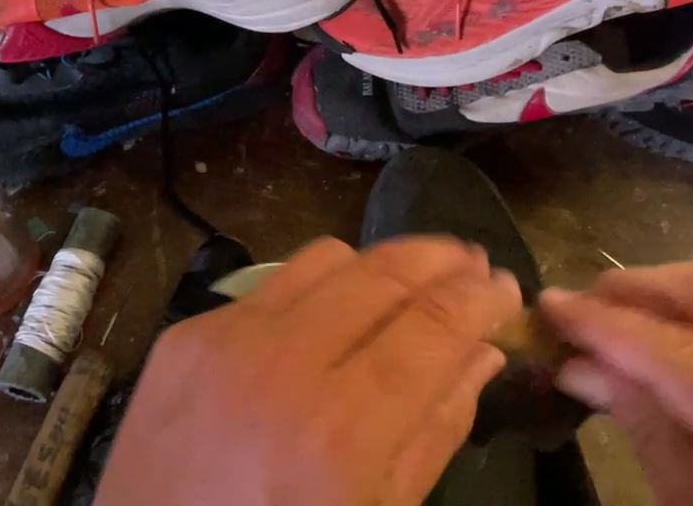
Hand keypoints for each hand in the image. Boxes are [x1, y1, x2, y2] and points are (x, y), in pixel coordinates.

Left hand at [94, 236, 522, 505]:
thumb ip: (437, 429)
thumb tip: (482, 350)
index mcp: (339, 435)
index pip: (434, 326)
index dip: (481, 296)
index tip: (506, 287)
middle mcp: (281, 367)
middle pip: (385, 272)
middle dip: (441, 258)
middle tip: (472, 264)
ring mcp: (225, 340)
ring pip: (329, 257)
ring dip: (380, 264)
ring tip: (407, 285)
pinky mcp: (187, 333)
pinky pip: (272, 283)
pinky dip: (317, 290)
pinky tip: (330, 317)